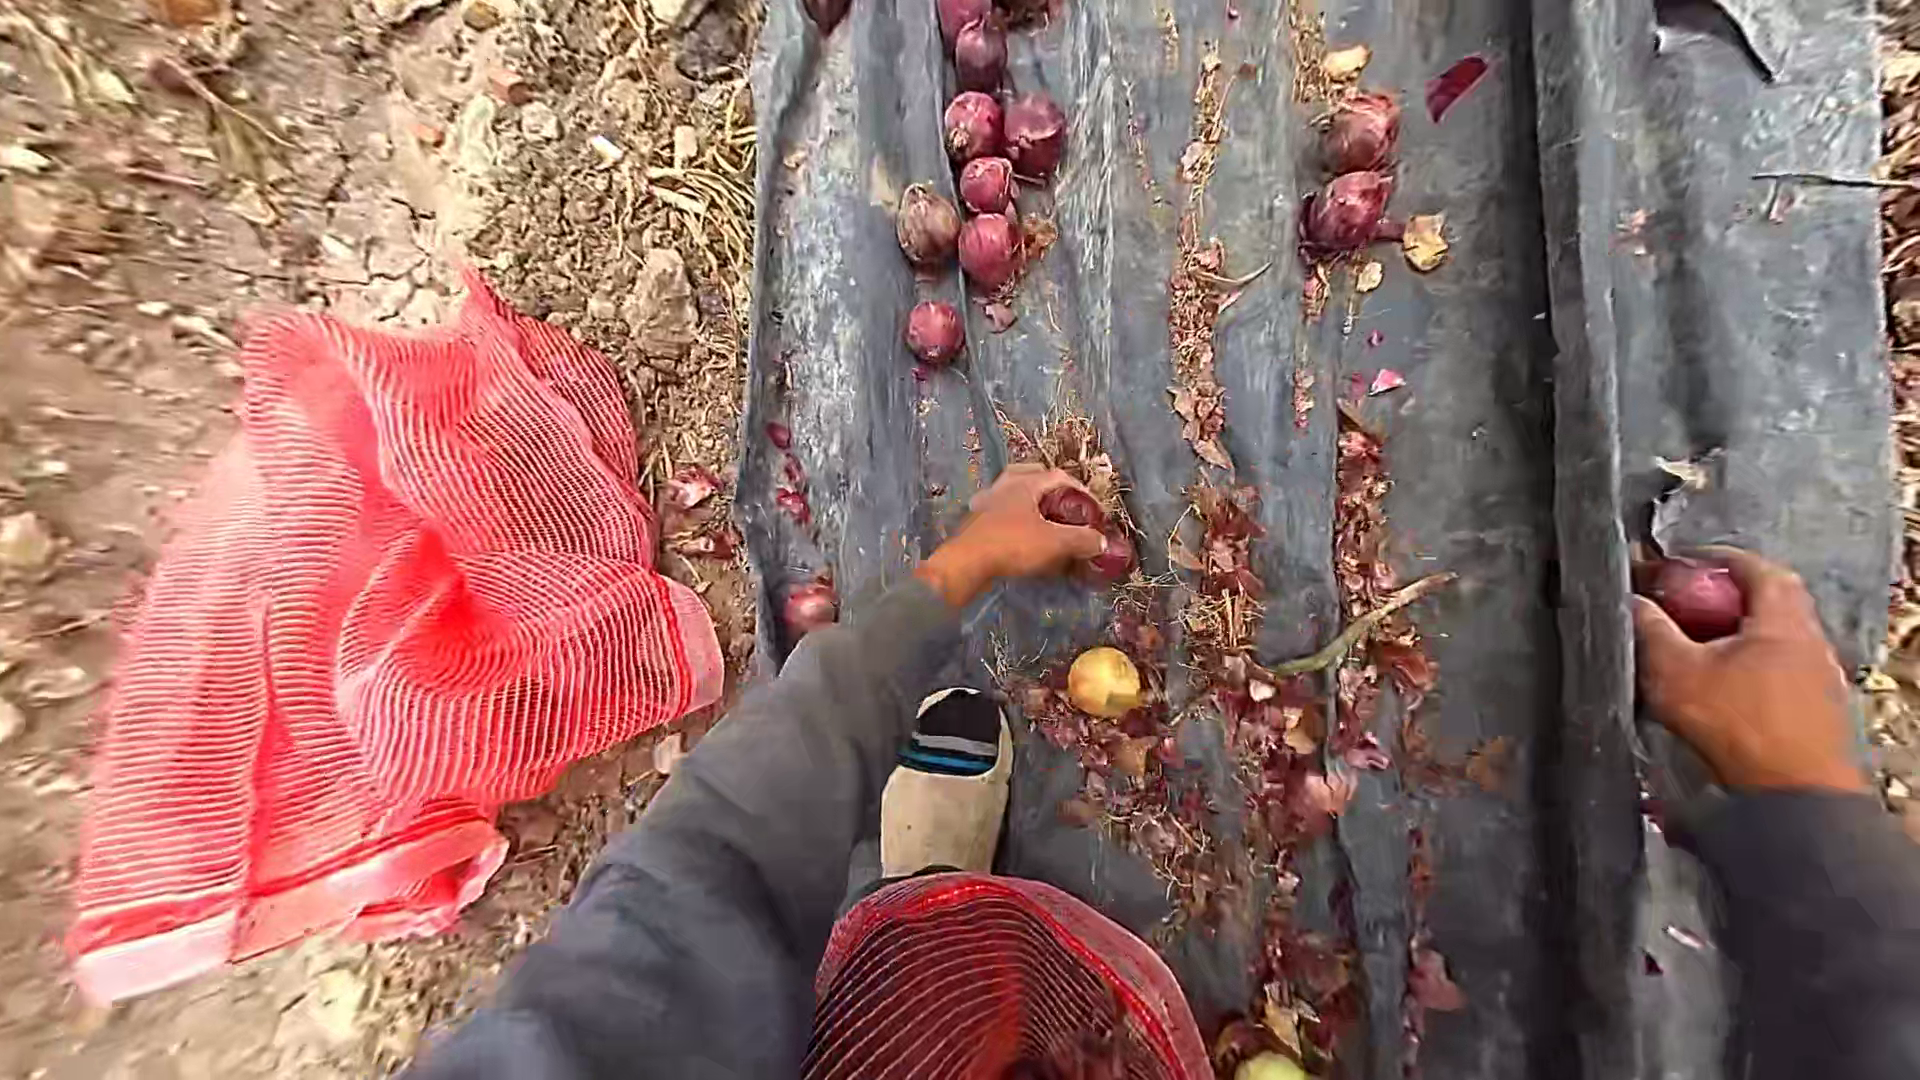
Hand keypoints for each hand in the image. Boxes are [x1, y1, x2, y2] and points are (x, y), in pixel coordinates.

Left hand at [913, 465, 1106, 608]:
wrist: (966, 564)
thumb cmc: (1011, 545)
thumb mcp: (1054, 542)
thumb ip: (1081, 539)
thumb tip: (1101, 541)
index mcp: (1023, 483)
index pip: (1058, 476)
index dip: (1080, 490)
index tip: (1093, 508)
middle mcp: (1002, 487)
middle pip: (1030, 475)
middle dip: (1051, 485)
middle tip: (1065, 501)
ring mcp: (985, 504)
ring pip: (1012, 493)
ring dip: (1030, 501)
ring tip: (1044, 516)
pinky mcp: (975, 523)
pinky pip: (1000, 513)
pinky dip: (1015, 518)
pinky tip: (1021, 533)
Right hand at [1631, 546, 1863, 792]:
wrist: (1787, 787)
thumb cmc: (1729, 719)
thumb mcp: (1670, 665)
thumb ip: (1649, 626)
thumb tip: (1630, 600)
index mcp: (1784, 629)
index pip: (1765, 574)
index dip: (1727, 558)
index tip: (1690, 557)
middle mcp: (1810, 647)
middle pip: (1768, 604)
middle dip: (1719, 595)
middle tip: (1676, 597)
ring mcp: (1816, 677)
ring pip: (1769, 635)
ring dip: (1727, 627)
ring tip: (1684, 636)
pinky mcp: (1810, 703)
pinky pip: (1771, 662)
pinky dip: (1737, 654)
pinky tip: (1707, 672)